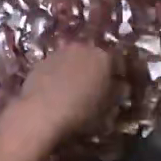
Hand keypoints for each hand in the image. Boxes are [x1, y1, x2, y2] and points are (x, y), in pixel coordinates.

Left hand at [0, 43, 114, 149]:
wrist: (40, 112)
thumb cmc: (82, 112)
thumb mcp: (109, 108)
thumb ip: (117, 93)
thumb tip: (119, 86)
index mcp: (103, 57)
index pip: (118, 61)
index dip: (119, 75)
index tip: (118, 88)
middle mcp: (81, 48)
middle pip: (93, 56)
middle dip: (96, 69)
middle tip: (97, 87)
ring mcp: (58, 52)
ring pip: (73, 59)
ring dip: (76, 70)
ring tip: (75, 89)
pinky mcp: (40, 60)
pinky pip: (56, 66)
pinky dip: (59, 74)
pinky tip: (56, 90)